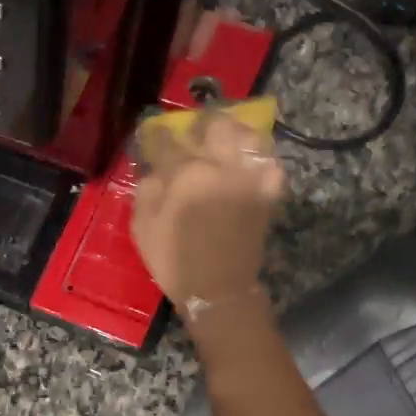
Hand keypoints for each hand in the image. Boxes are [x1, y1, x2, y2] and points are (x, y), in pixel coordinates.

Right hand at [131, 110, 285, 317]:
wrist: (218, 290)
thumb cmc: (175, 263)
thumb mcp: (144, 231)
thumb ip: (146, 193)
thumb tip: (153, 171)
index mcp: (185, 174)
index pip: (168, 141)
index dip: (159, 137)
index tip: (156, 139)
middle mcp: (221, 167)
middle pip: (216, 125)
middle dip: (202, 124)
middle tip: (195, 134)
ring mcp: (249, 178)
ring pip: (249, 135)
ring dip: (236, 133)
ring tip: (226, 142)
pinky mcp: (267, 193)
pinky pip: (271, 164)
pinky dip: (261, 160)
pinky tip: (249, 166)